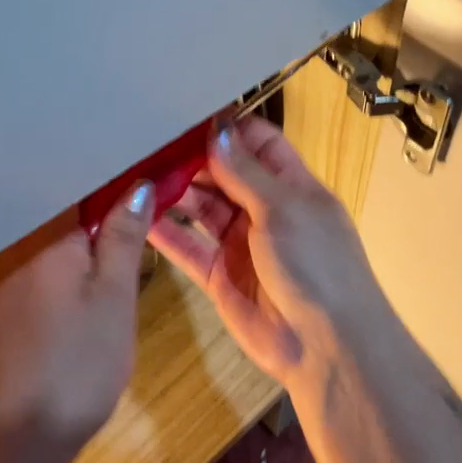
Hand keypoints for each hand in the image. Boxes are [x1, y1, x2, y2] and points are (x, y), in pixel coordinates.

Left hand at [0, 183, 154, 450]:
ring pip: (45, 241)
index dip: (117, 179)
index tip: (150, 178)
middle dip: (99, 209)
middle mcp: (14, 246)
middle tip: (140, 212)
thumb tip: (139, 184)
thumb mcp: (114, 298)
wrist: (8, 443)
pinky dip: (57, 266)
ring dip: (77, 239)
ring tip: (114, 243)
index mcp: (46, 235)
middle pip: (61, 210)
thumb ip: (123, 236)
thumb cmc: (74, 365)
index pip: (82, 184)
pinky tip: (74, 284)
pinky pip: (31, 268)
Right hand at [148, 118, 389, 386]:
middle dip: (193, 158)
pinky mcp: (220, 275)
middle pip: (225, 173)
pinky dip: (165, 232)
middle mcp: (266, 210)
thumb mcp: (284, 209)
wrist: (326, 347)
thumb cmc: (315, 265)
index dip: (228, 129)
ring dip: (175, 191)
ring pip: (202, 207)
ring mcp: (241, 243)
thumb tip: (216, 128)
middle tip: (149, 142)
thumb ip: (245, 171)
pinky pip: (188, 247)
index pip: (259, 143)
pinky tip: (136, 215)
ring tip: (136, 171)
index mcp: (293, 186)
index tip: (187, 115)